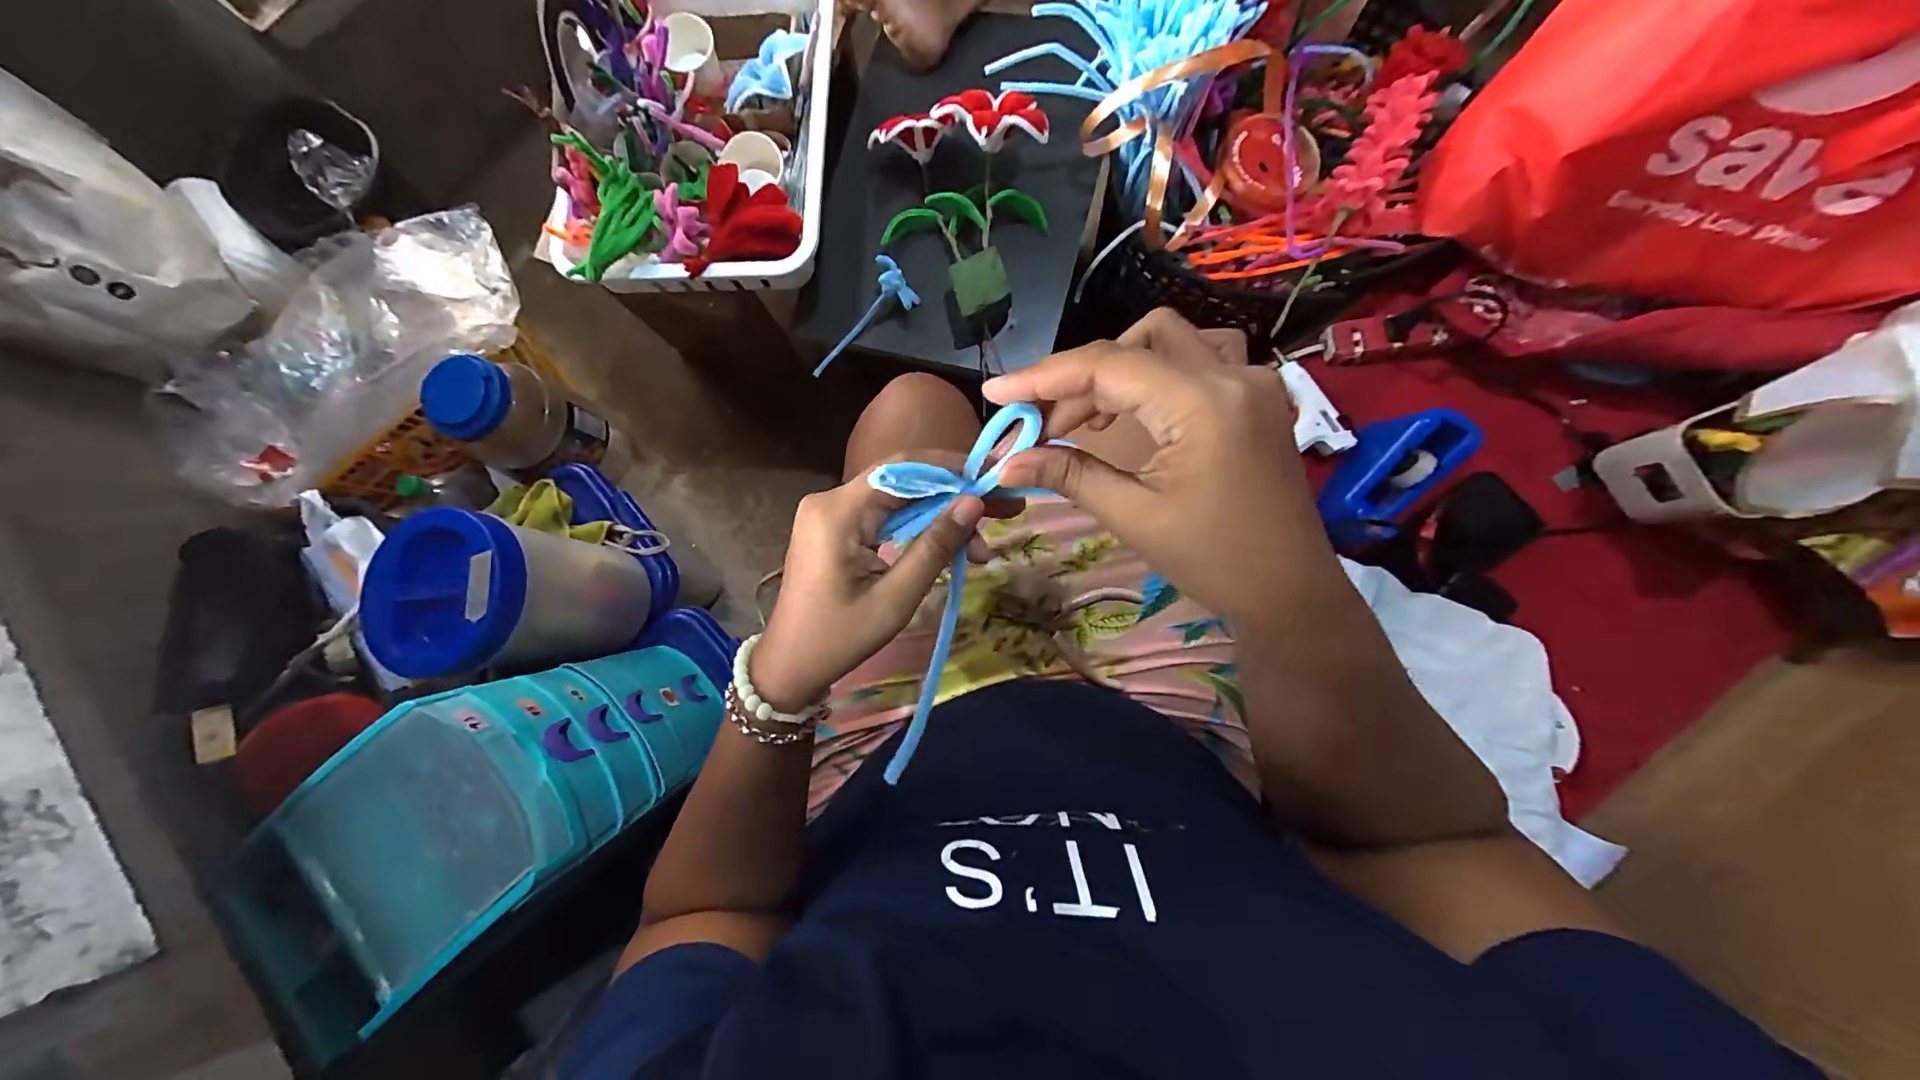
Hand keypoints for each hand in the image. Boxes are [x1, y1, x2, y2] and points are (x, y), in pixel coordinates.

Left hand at [751, 460, 996, 711]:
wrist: (790, 664)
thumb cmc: (840, 638)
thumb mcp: (895, 598)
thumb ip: (935, 546)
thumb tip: (974, 502)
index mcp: (838, 512)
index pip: (903, 468)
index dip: (952, 469)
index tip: (994, 483)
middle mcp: (830, 500)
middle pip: (903, 480)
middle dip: (953, 496)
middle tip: (1001, 514)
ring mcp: (829, 512)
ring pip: (897, 498)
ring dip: (939, 516)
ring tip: (979, 549)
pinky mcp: (834, 526)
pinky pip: (883, 514)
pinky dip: (916, 527)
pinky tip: (947, 546)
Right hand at [986, 308, 1335, 628]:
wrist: (1289, 589)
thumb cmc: (1214, 561)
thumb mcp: (1134, 516)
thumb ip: (1069, 475)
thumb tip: (1005, 462)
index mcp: (1203, 404)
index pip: (1107, 366)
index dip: (1043, 377)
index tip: (996, 392)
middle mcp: (1232, 376)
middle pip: (1135, 342)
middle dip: (1078, 378)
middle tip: (1040, 426)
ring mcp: (1251, 381)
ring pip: (1168, 340)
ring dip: (1118, 368)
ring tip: (1084, 420)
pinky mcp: (1255, 397)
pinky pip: (1195, 360)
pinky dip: (1152, 375)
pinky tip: (1131, 412)